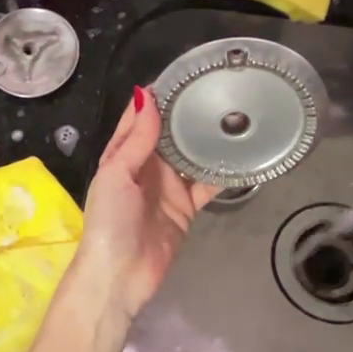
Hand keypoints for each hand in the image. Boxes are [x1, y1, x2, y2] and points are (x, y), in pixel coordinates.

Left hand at [72, 86, 219, 320]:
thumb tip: (147, 95)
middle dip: (188, 115)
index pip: (139, 118)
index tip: (182, 75)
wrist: (120, 276)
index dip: (157, 97)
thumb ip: (136, 139)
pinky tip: (242, 157)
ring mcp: (167, 188)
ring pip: (191, 157)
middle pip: (169, 135)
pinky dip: (222, 174)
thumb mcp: (117, 174)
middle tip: (218, 90)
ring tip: (235, 116)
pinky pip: (206, 185)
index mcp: (122, 155)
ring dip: (207, 141)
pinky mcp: (185, 208)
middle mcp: (146, 167)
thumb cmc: (110, 221)